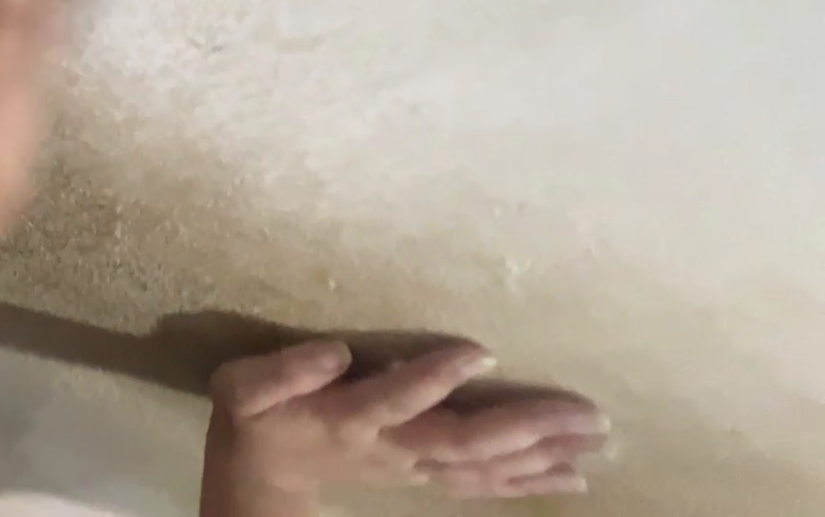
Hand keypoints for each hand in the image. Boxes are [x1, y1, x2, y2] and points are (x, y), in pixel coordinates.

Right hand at [211, 340, 609, 500]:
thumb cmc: (251, 415)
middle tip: (586, 412)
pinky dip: (527, 482)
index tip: (480, 351)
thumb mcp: (242, 384)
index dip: (436, 377)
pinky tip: (568, 476)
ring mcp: (408, 468)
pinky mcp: (418, 476)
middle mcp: (387, 447)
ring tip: (594, 439)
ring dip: (540, 456)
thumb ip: (284, 370)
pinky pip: (480, 485)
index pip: (397, 399)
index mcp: (343, 418)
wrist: (260, 474)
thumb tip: (336, 351)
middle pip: (462, 442)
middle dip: (524, 427)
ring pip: (482, 467)